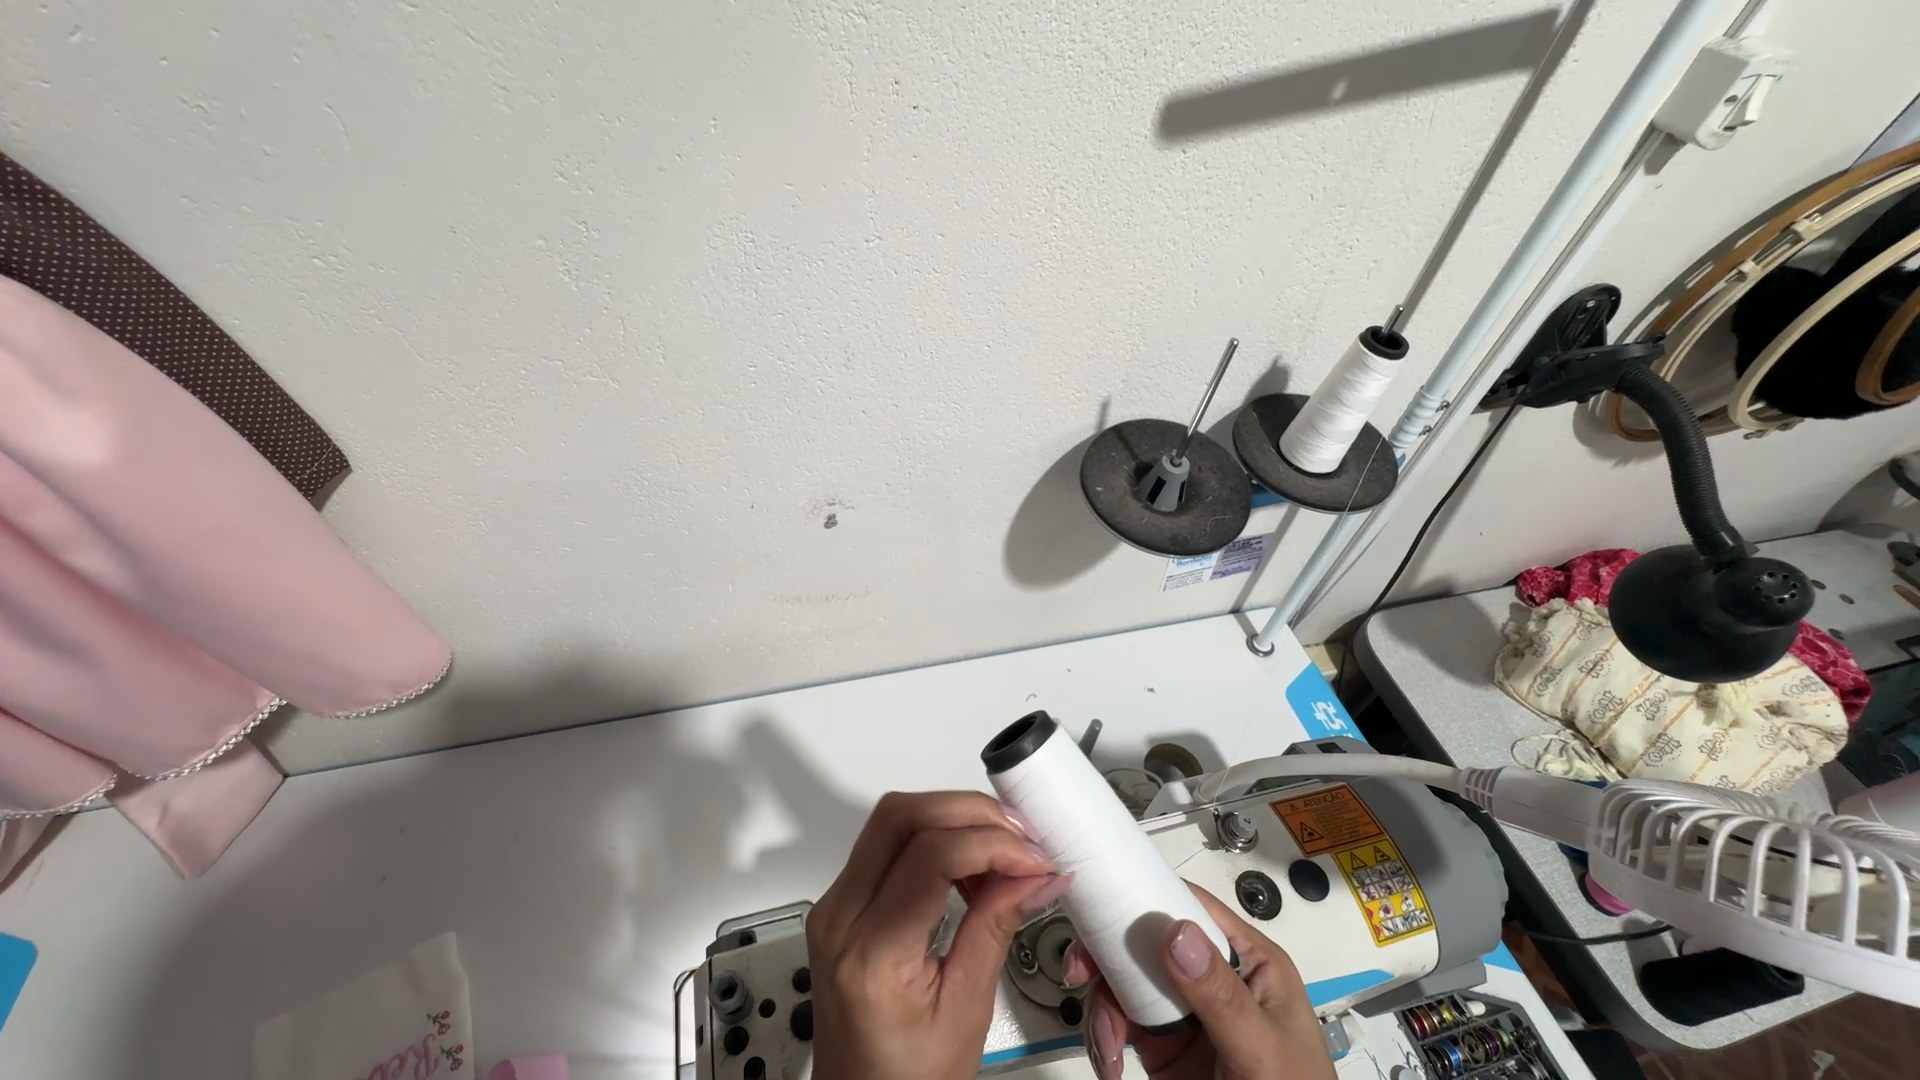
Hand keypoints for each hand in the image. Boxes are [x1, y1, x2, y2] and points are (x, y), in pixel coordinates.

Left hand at [807, 791, 1072, 1079]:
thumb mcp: (967, 1011)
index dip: (992, 843)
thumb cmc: (909, 1079)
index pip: (930, 856)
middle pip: (900, 816)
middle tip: (1020, 835)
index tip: (1035, 858)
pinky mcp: (842, 901)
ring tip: (1002, 851)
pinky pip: (886, 842)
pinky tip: (970, 864)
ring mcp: (835, 904)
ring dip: (951, 818)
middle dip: (967, 810)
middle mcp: (840, 917)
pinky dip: (934, 836)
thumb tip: (1037, 873)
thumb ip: (997, 928)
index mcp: (871, 955)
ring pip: (891, 819)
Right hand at [1064, 883, 1336, 1079]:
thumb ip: (1220, 995)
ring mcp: (1182, 1009)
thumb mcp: (1263, 1048)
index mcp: (1245, 959)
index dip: (1145, 897)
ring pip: (1122, 981)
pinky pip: (1118, 1021)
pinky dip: (1103, 1038)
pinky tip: (1108, 1064)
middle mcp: (1210, 975)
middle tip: (1078, 973)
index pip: (1191, 907)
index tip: (1100, 906)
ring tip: (1106, 1046)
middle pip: (1145, 941)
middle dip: (1105, 955)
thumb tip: (1177, 932)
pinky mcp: (1160, 1043)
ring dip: (1102, 1009)